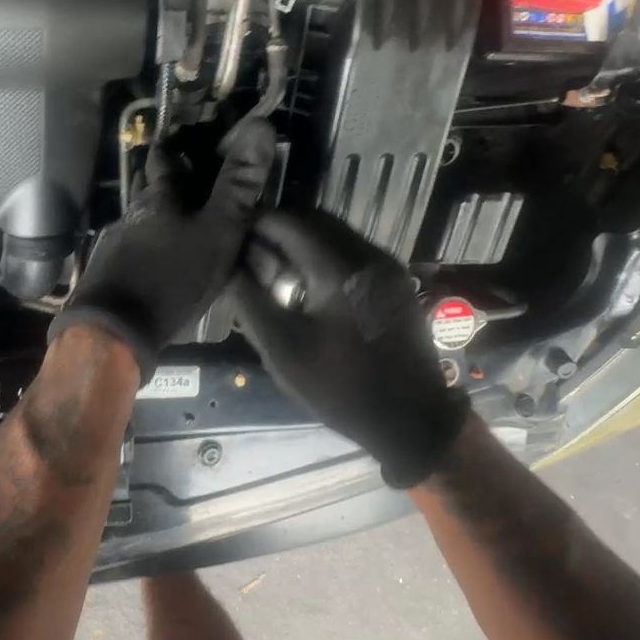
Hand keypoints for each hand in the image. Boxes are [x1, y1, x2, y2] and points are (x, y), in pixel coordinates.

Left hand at [50, 118, 275, 379]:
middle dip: (170, 181)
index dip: (177, 145)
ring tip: (186, 219)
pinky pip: (138, 245)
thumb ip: (239, 184)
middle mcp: (134, 211)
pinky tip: (167, 257)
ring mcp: (120, 242)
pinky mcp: (114, 270)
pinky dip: (153, 243)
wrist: (117, 329)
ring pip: (143, 216)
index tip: (191, 141)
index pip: (164, 156)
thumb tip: (262, 124)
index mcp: (159, 195)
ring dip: (161, 213)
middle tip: (196, 182)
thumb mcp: (218, 231)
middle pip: (151, 186)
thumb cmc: (172, 276)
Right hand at [228, 209, 466, 487]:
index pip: (287, 221)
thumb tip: (226, 265)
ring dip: (301, 243)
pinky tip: (308, 287)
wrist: (412, 419)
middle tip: (251, 259)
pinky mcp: (395, 279)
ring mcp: (386, 265)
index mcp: (337, 269)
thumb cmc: (340, 388)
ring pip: (333, 233)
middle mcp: (366, 254)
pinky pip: (350, 251)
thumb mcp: (282, 350)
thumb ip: (249, 301)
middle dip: (277, 232)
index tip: (232, 243)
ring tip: (276, 274)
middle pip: (312, 220)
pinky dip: (323, 256)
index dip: (254, 225)